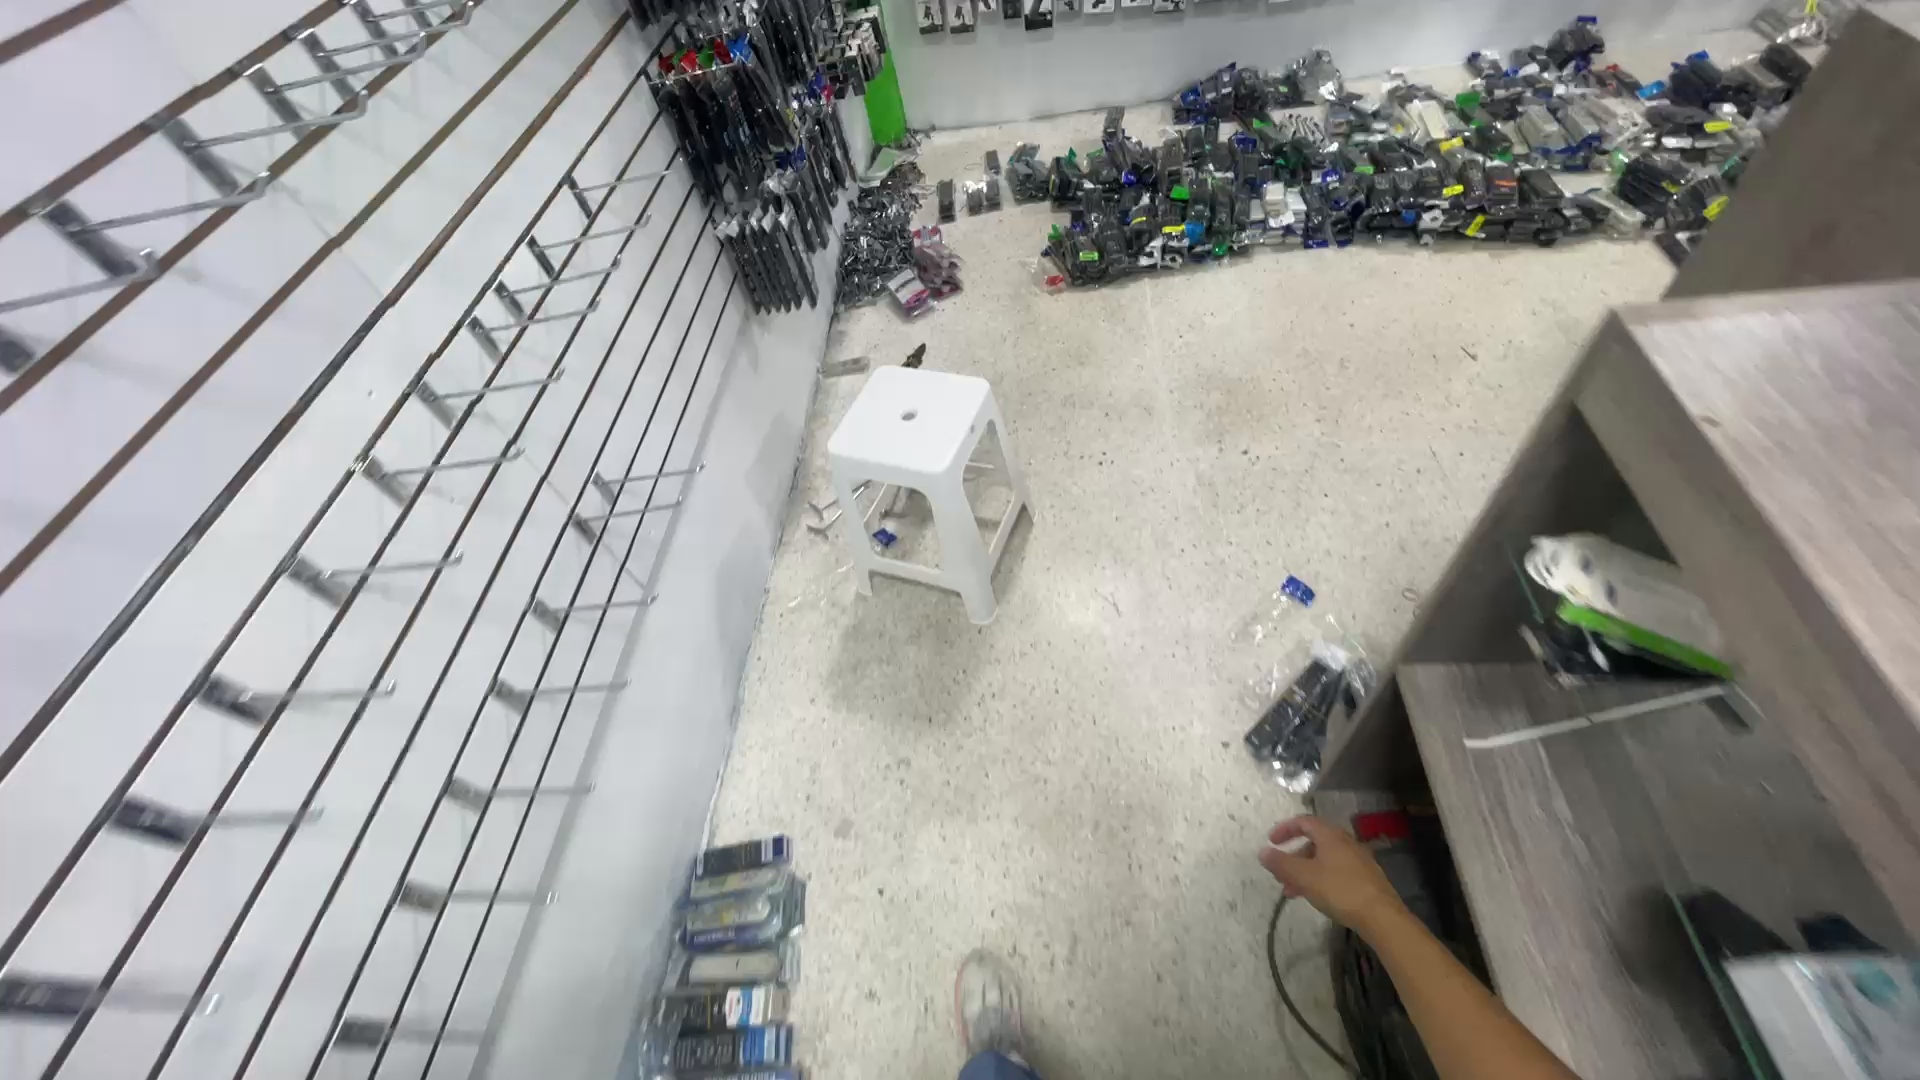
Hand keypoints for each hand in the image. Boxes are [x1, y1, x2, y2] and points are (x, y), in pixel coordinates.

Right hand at [1258, 815, 1404, 936]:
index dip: (1285, 829)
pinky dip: (1320, 879)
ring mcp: (1359, 861)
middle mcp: (1346, 843)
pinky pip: (1336, 872)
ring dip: (1305, 871)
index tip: (1271, 842)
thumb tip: (1262, 851)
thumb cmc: (1340, 890)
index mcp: (1331, 836)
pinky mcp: (1367, 880)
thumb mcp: (1304, 876)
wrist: (1383, 918)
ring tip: (1292, 891)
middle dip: (1293, 856)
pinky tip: (1315, 897)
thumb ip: (1281, 863)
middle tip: (1280, 872)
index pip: (1303, 822)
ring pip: (1324, 860)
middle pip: (1314, 842)